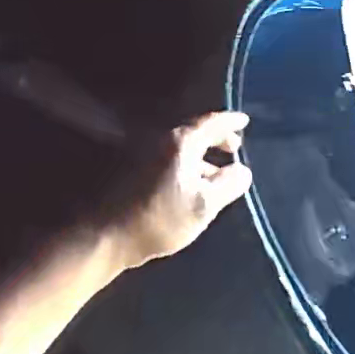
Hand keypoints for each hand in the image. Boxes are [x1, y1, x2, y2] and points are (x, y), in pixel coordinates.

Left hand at [104, 112, 253, 270]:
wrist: (110, 233)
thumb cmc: (161, 219)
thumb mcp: (204, 206)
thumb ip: (228, 185)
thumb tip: (243, 170)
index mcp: (179, 142)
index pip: (210, 123)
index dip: (229, 121)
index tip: (244, 120)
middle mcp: (159, 139)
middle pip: (193, 131)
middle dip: (216, 137)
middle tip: (234, 146)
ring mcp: (143, 151)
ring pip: (180, 146)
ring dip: (201, 153)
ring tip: (218, 170)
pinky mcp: (133, 166)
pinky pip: (168, 156)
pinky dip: (185, 162)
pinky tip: (192, 182)